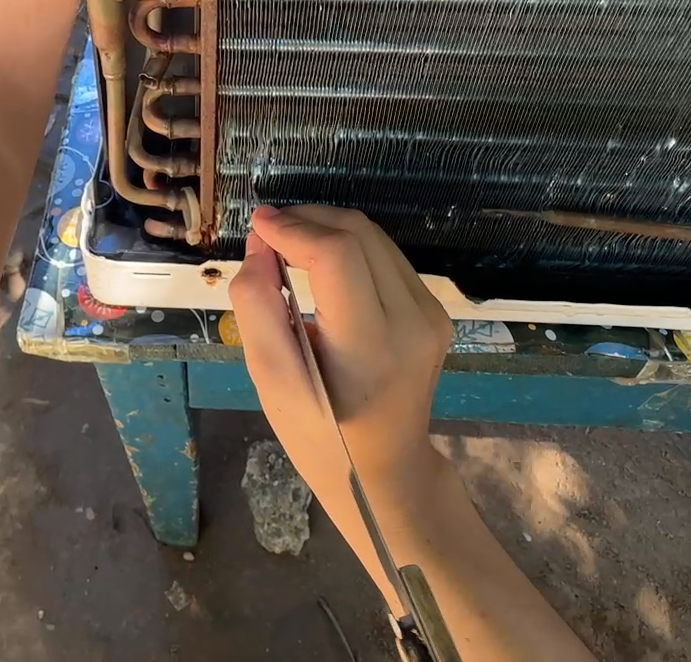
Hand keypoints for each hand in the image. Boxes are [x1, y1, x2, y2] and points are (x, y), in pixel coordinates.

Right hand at [228, 205, 454, 593]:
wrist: (387, 469)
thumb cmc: (319, 434)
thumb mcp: (271, 381)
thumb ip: (257, 308)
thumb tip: (261, 246)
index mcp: (372, 345)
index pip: (337, 256)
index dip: (293, 229)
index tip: (257, 224)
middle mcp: (413, 320)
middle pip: (358, 234)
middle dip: (306, 220)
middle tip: (267, 232)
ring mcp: (431, 313)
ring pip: (373, 237)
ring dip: (325, 227)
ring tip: (286, 242)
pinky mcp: (433, 309)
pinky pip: (384, 255)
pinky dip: (346, 245)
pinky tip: (318, 260)